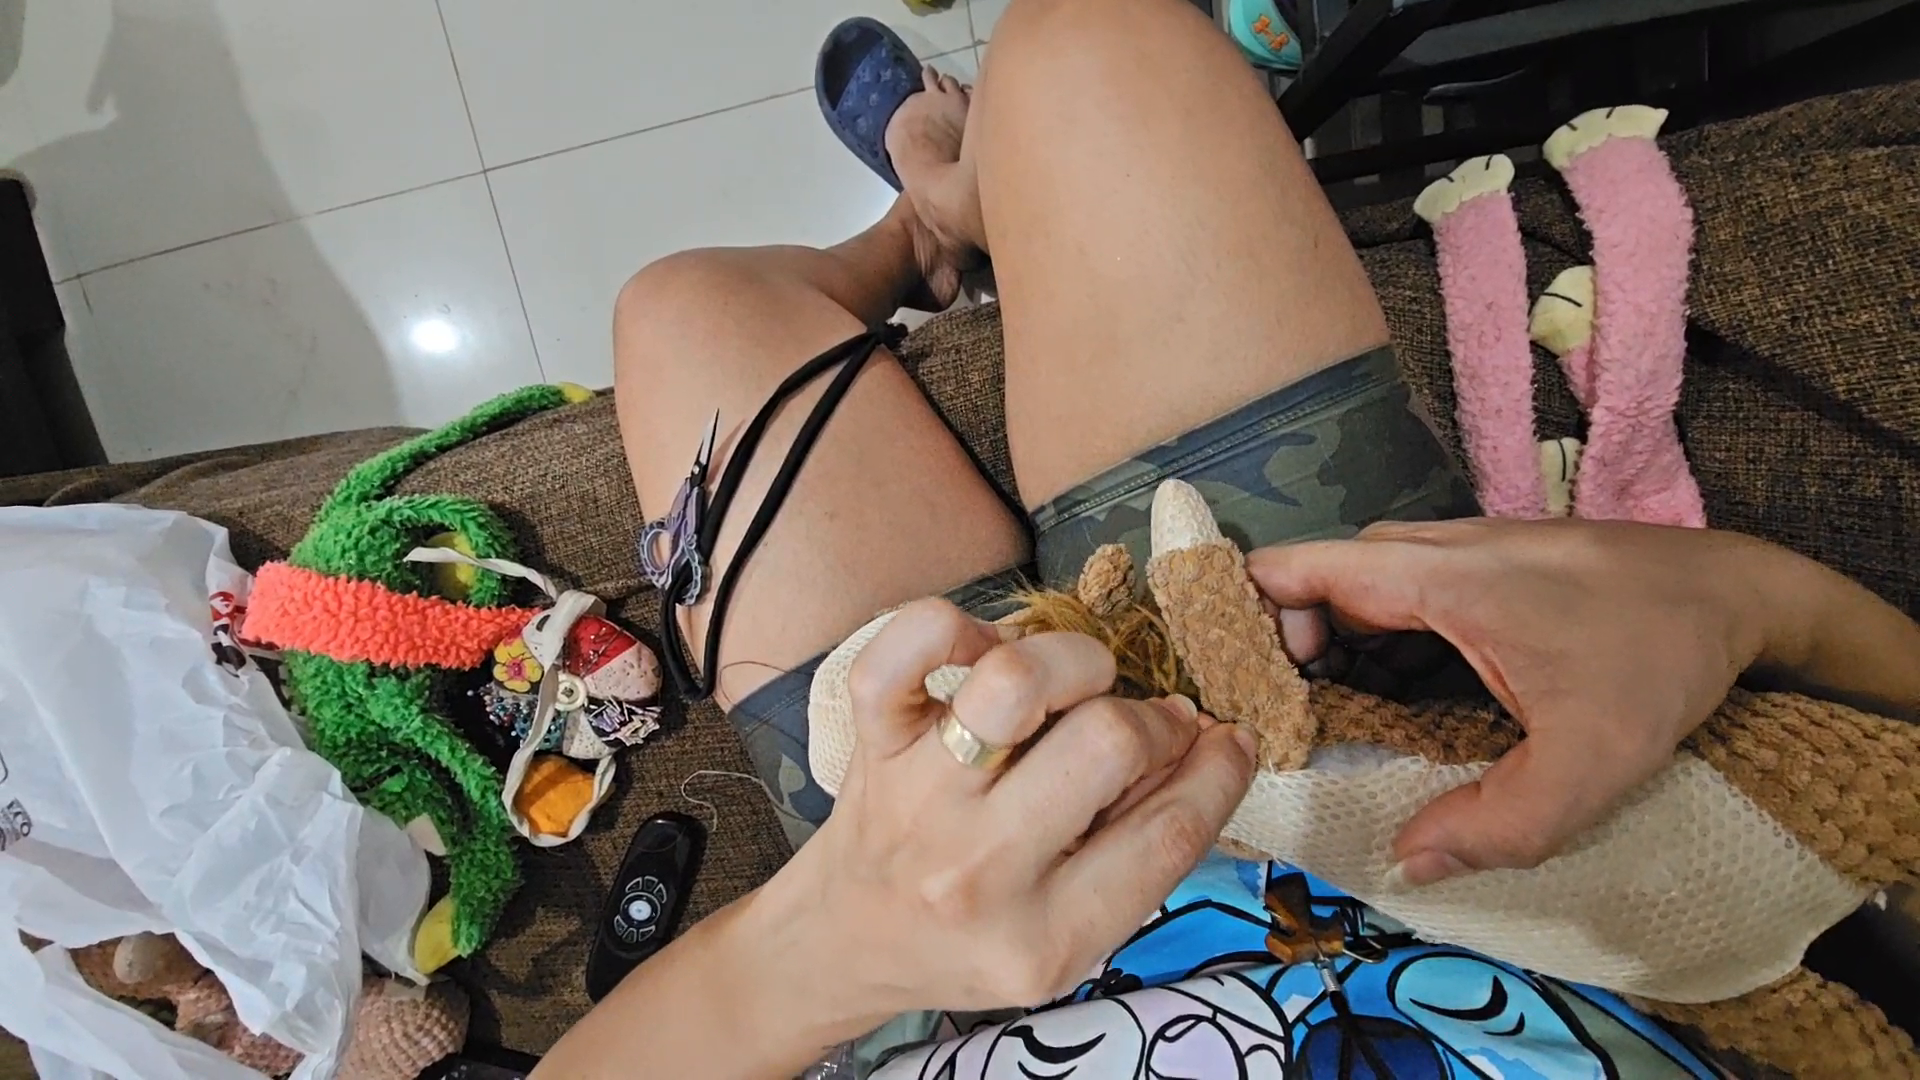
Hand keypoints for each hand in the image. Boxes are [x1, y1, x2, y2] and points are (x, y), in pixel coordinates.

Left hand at [758, 598, 1257, 1020]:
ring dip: (1073, 661)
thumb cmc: (968, 939)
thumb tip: (1202, 738)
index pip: (1167, 835)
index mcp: (1046, 936)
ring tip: (1077, 681)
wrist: (848, 938)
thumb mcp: (1068, 937)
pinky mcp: (873, 742)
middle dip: (1151, 720)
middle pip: (1105, 743)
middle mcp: (979, 867)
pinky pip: (902, 654)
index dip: (1218, 771)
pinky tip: (985, 647)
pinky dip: (951, 626)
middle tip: (1144, 721)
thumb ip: (1139, 846)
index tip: (1226, 736)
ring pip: (1017, 679)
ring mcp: (918, 796)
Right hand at [1247, 518, 1772, 887]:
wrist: (1737, 592)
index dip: (1245, 622)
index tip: (1252, 691)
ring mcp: (1430, 553)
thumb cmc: (1658, 656)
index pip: (1281, 570)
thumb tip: (1405, 860)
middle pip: (1301, 589)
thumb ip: (1505, 821)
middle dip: (1281, 654)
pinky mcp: (1450, 566)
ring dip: (1321, 653)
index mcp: (1422, 574)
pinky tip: (1386, 694)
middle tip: (1291, 723)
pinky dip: (1359, 644)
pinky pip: (1373, 597)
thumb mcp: (1597, 756)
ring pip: (1335, 594)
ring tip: (1332, 719)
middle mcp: (1410, 550)